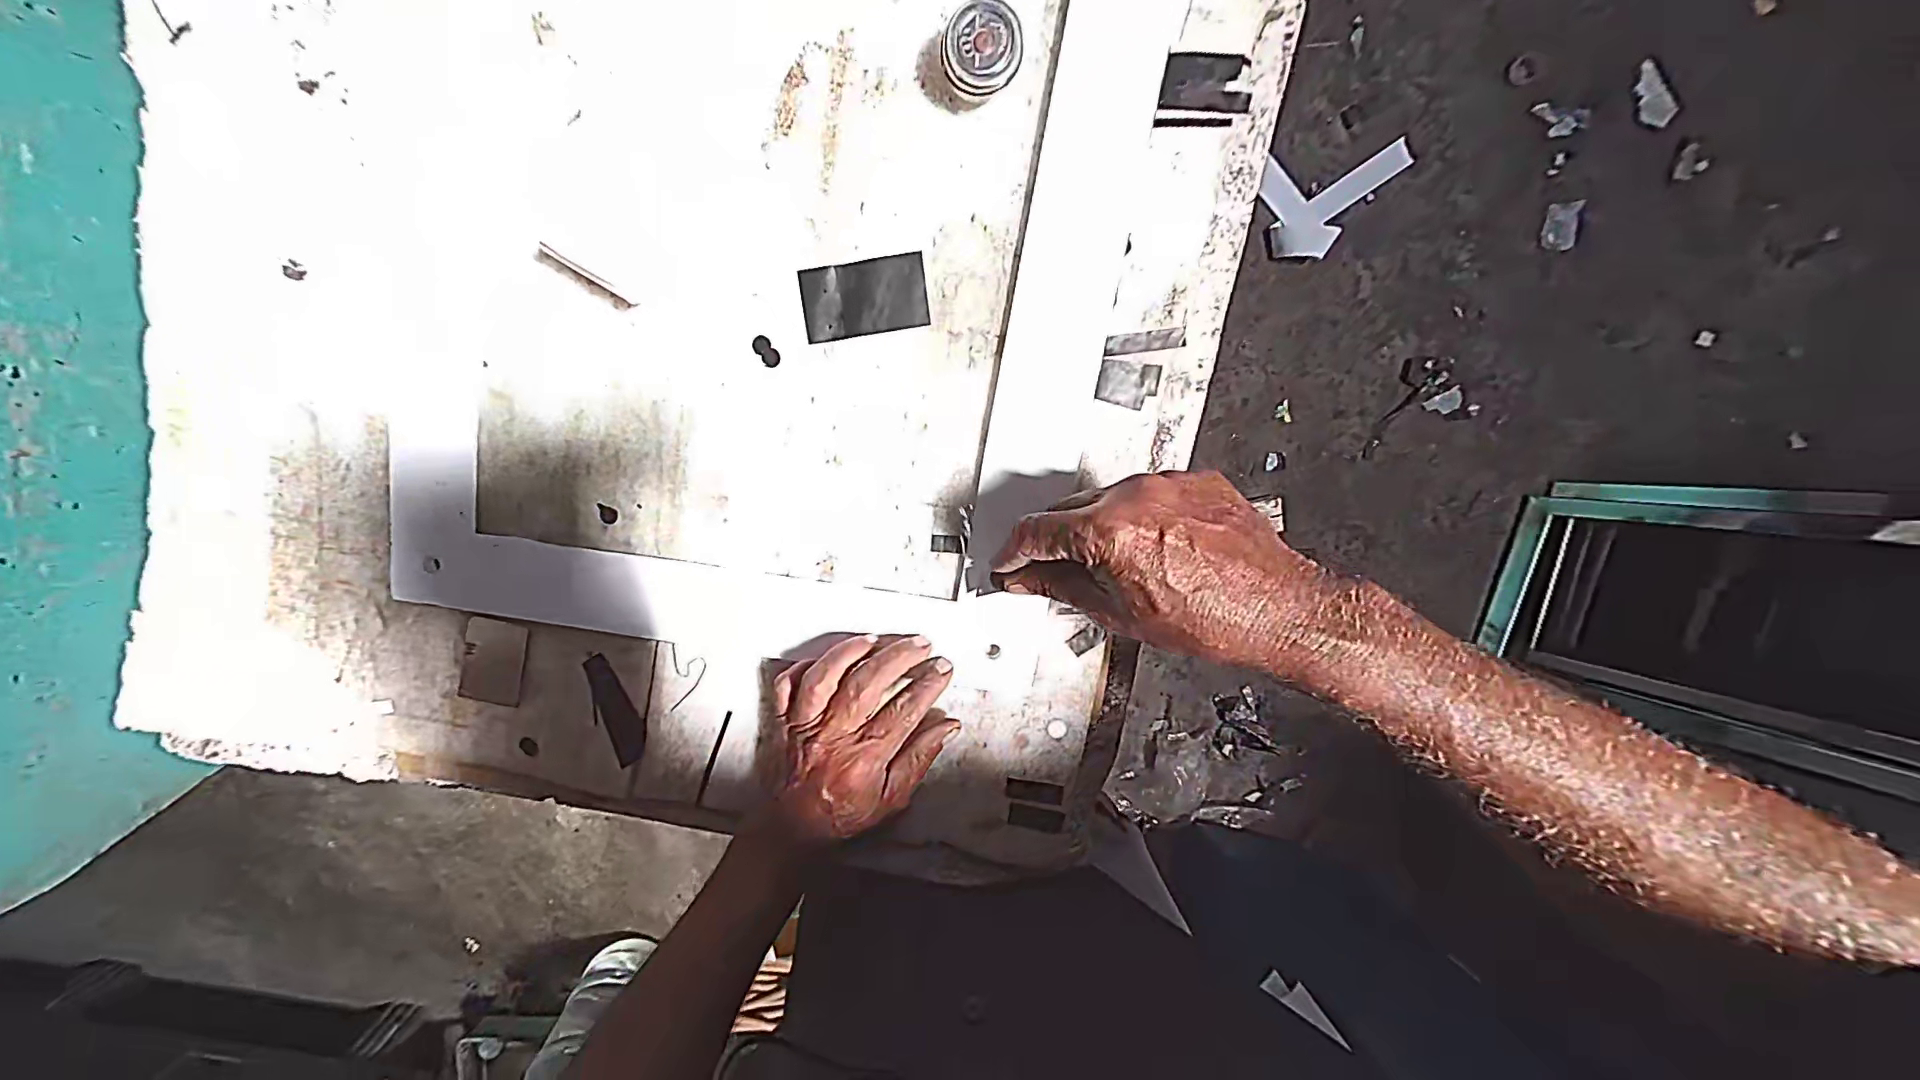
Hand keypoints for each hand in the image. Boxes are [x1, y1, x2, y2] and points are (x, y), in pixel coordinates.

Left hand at [759, 634, 959, 849]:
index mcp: (864, 757)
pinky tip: (827, 656)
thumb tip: (946, 727)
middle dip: (898, 658)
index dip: (927, 685)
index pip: (902, 710)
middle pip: (867, 684)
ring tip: (876, 639)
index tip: (941, 669)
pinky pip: (788, 684)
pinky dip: (805, 665)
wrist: (794, 827)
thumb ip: (920, 758)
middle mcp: (834, 736)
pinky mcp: (786, 719)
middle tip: (920, 645)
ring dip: (851, 652)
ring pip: (826, 677)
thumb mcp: (892, 798)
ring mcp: (807, 724)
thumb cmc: (841, 813)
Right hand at [990, 471, 1332, 674]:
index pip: (1037, 531)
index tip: (1010, 560)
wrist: (1280, 609)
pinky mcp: (1195, 481)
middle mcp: (1136, 495)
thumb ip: (1064, 587)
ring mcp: (1168, 484)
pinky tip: (1152, 545)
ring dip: (1097, 525)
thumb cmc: (1215, 620)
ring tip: (1117, 563)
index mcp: (1110, 530)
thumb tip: (1033, 577)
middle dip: (1057, 540)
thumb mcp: (1120, 613)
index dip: (1014, 550)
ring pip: (1107, 497)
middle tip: (1055, 569)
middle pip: (1068, 509)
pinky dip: (1138, 515)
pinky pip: (1147, 492)